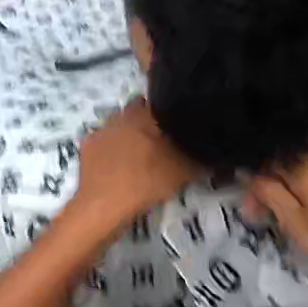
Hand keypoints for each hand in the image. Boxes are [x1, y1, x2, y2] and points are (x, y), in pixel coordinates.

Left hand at [70, 98, 200, 233]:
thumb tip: (221, 156)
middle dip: (148, 122)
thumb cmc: (146, 181)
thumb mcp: (183, 171)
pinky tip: (120, 167)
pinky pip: (104, 144)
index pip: (158, 99)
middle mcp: (119, 115)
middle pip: (137, 111)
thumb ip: (202, 159)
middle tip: (163, 141)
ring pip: (119, 126)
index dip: (169, 110)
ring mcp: (99, 131)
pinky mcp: (86, 149)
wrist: (103, 207)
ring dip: (129, 135)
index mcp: (142, 113)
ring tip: (142, 156)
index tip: (178, 124)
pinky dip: (111, 151)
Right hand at [243, 153, 307, 283]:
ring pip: (296, 165)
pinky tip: (301, 205)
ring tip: (279, 214)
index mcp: (302, 163)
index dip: (248, 178)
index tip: (246, 205)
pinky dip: (300, 184)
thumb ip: (269, 193)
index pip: (263, 158)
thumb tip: (246, 172)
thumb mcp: (296, 223)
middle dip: (264, 182)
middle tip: (258, 214)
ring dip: (282, 184)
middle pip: (280, 159)